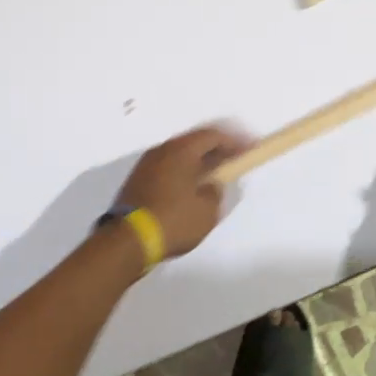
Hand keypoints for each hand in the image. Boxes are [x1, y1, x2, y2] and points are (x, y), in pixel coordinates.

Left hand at [117, 125, 249, 257]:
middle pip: (193, 143)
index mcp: (181, 150)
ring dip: (196, 163)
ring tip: (212, 178)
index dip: (233, 141)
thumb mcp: (207, 211)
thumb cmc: (173, 221)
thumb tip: (211, 184)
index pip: (212, 135)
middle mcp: (162, 150)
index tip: (248, 150)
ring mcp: (146, 164)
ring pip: (178, 156)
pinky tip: (189, 189)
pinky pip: (166, 169)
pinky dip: (181, 173)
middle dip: (214, 151)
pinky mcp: (137, 180)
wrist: (128, 239)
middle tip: (231, 162)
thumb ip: (215, 192)